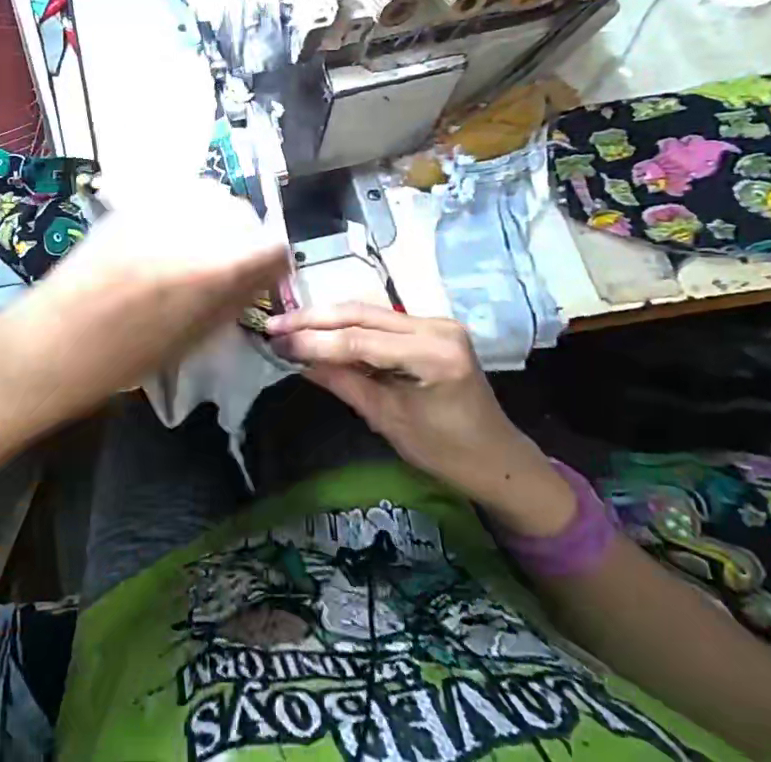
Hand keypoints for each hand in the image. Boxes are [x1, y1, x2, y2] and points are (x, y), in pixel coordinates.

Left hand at [0, 178, 289, 441]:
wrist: (53, 340)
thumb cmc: (124, 357)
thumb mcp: (195, 337)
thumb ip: (236, 298)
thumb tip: (263, 275)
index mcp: (215, 267)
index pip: (273, 245)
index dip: (272, 265)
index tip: (261, 279)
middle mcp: (192, 225)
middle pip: (245, 215)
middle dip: (245, 240)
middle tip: (226, 268)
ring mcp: (158, 207)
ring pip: (212, 196)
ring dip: (214, 221)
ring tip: (193, 250)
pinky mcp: (130, 201)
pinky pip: (177, 195)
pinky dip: (184, 213)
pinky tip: (164, 240)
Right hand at [265, 303, 575, 536]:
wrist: (497, 458)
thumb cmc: (446, 452)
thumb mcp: (388, 420)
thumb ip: (342, 382)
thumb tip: (297, 360)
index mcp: (434, 354)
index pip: (359, 340)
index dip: (312, 341)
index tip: (275, 342)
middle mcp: (437, 326)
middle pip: (361, 315)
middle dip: (313, 320)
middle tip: (273, 326)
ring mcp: (436, 323)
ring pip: (367, 313)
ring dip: (326, 319)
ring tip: (287, 326)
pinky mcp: (430, 328)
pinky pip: (380, 322)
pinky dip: (347, 327)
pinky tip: (319, 331)